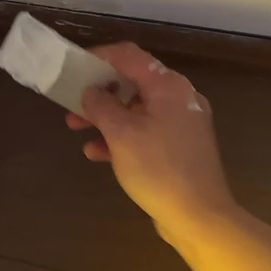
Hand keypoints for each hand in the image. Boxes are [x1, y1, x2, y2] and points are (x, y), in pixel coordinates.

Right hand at [68, 43, 237, 243]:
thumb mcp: (121, 134)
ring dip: (106, 117)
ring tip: (78, 130)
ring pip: (136, 110)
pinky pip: (145, 132)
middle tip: (72, 106)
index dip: (99, 57)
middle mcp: (178, 98)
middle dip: (99, 93)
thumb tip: (91, 92)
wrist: (198, 213)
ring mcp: (181, 124)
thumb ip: (101, 106)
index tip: (74, 67)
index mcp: (168, 86)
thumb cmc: (158, 168)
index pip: (129, 56)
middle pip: (132, 83)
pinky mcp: (178, 147)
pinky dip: (121, 137)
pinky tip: (97, 154)